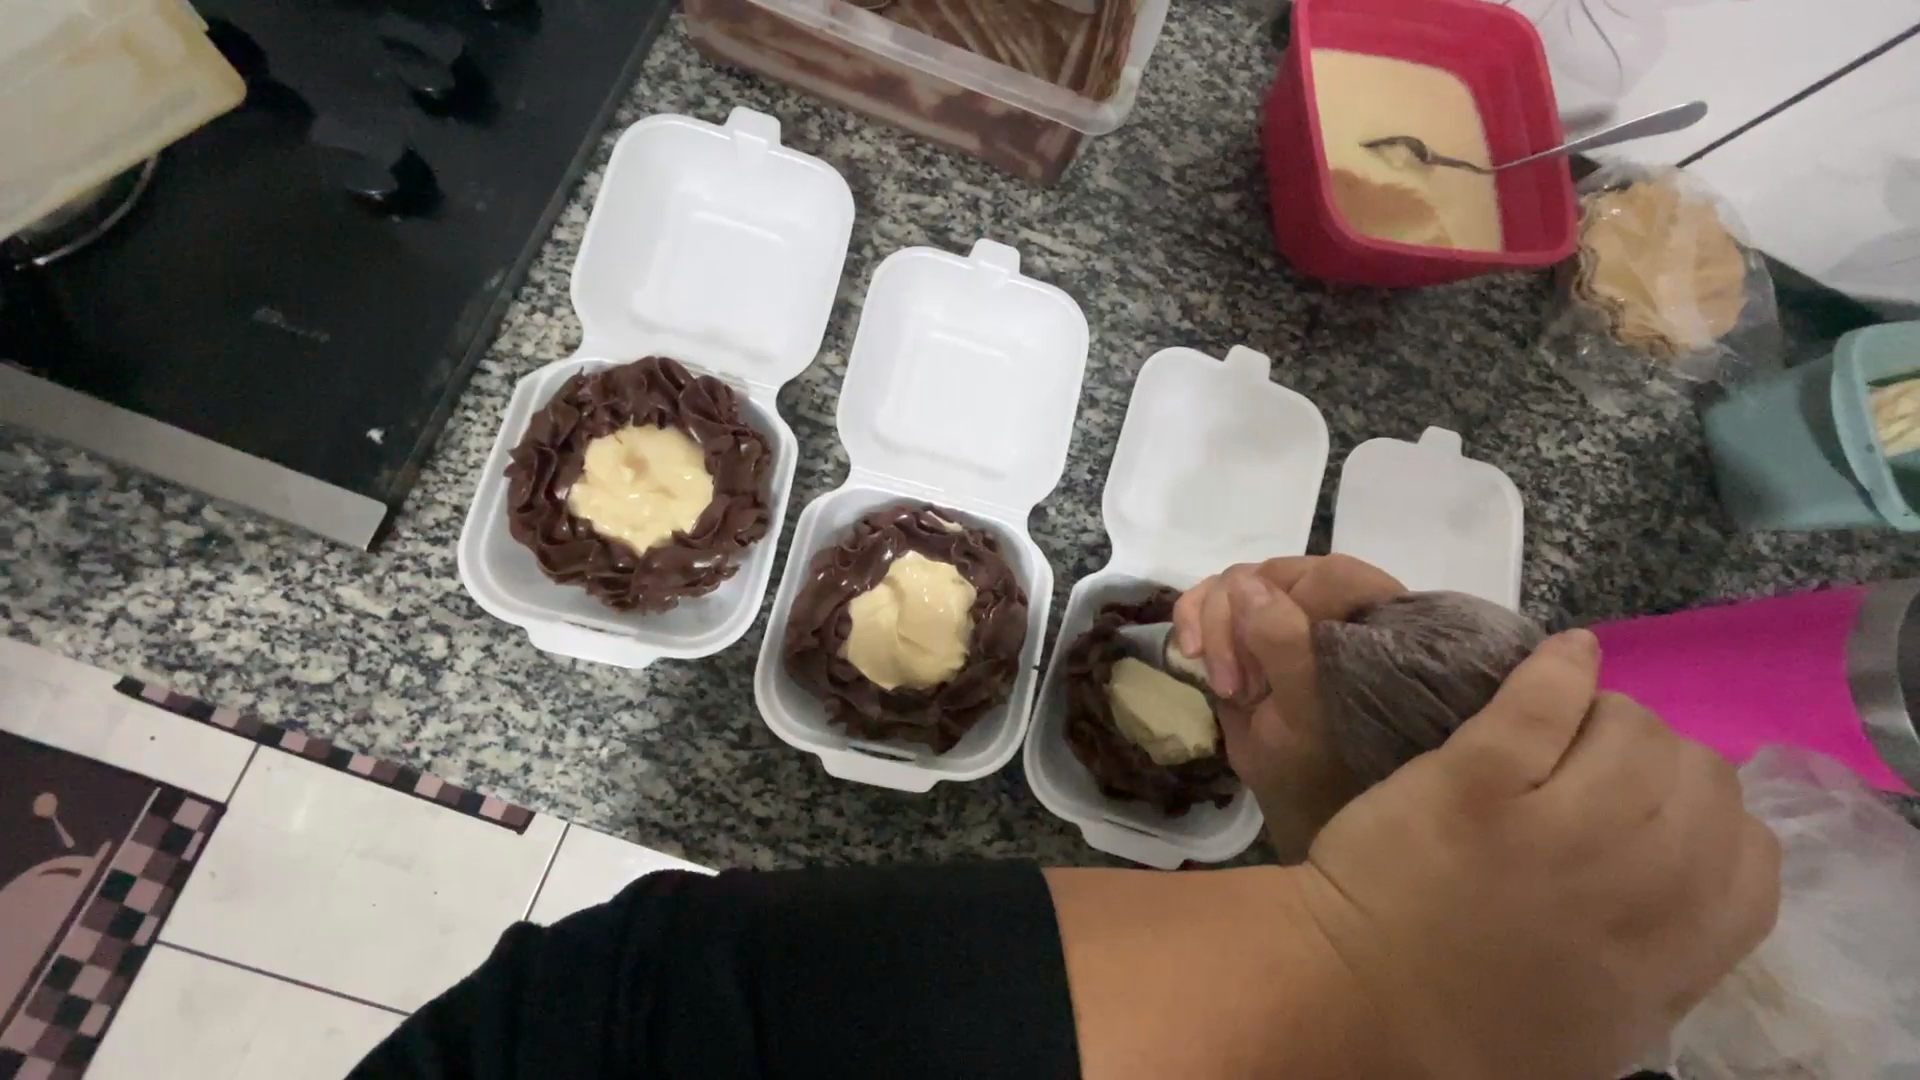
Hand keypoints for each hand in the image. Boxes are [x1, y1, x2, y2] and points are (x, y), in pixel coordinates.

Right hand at [1171, 556, 1407, 854]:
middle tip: (1237, 689)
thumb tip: (1244, 584)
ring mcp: (1277, 609)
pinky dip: (1190, 623)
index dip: (1277, 607)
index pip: (1316, 575)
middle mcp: (1320, 600)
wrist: (1301, 796)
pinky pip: (1203, 599)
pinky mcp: (1240, 624)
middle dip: (1234, 628)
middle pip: (1261, 576)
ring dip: (1210, 630)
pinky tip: (1192, 657)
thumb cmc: (1323, 763)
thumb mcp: (1306, 710)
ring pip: (1227, 585)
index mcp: (1362, 613)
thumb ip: (1284, 644)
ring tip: (1223, 685)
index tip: (1259, 665)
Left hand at [1293, 629, 1782, 1078]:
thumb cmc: (1464, 1019)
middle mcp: (1635, 884)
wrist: (1355, 994)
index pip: (1749, 854)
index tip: (1656, 799)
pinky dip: (1558, 669)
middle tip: (1597, 751)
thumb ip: (1663, 955)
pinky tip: (1563, 654)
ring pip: (1629, 733)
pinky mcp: (1473, 782)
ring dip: (1609, 712)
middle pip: (1696, 778)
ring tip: (1568, 714)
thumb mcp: (1602, 1019)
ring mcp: (1551, 826)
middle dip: (1657, 754)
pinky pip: (1541, 705)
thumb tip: (1690, 890)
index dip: (1707, 813)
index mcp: (1674, 953)